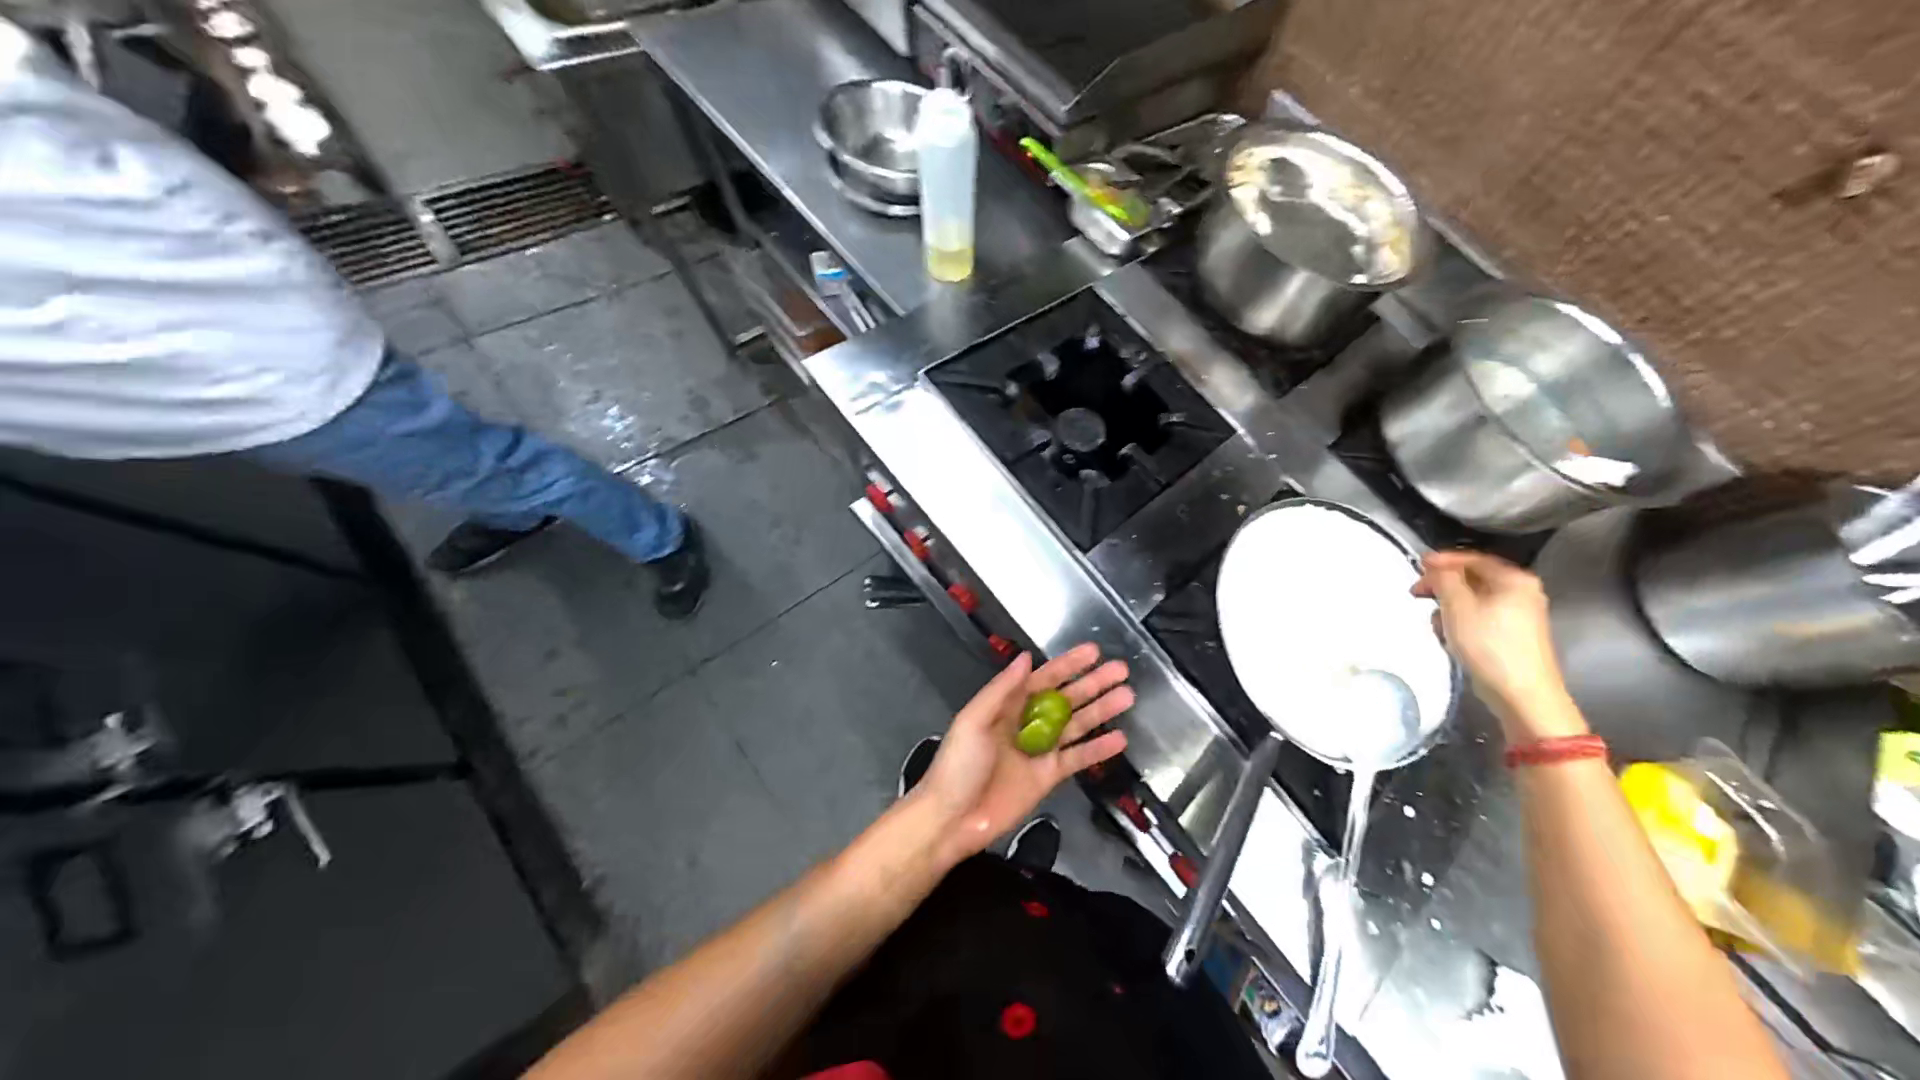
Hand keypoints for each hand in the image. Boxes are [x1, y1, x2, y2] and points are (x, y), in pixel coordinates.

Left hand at [907, 644, 1133, 867]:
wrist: (952, 820)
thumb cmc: (958, 766)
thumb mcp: (973, 721)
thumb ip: (1001, 689)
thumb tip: (1026, 657)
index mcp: (1005, 706)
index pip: (1043, 678)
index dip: (1068, 665)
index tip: (1093, 652)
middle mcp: (1026, 723)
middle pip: (1065, 699)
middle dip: (1092, 683)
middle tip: (1121, 670)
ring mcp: (1039, 751)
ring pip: (1076, 725)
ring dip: (1101, 710)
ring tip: (1127, 696)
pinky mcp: (1048, 777)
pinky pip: (1077, 758)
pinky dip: (1098, 749)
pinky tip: (1119, 739)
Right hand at [1412, 551, 1585, 740]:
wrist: (1521, 692)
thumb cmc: (1488, 644)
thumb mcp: (1457, 606)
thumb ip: (1444, 579)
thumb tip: (1435, 566)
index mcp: (1514, 579)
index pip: (1472, 558)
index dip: (1442, 560)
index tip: (1416, 566)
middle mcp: (1521, 592)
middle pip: (1472, 579)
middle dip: (1443, 587)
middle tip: (1418, 593)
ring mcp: (1519, 614)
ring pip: (1472, 600)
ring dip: (1449, 607)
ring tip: (1436, 623)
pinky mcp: (1512, 635)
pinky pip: (1479, 617)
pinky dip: (1461, 622)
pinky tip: (1450, 637)